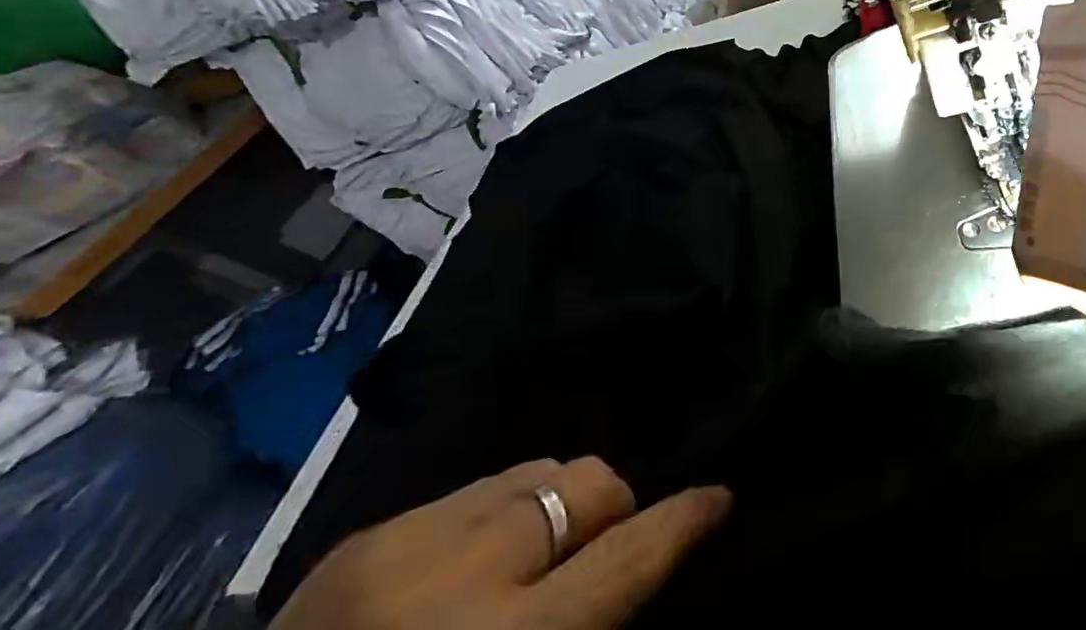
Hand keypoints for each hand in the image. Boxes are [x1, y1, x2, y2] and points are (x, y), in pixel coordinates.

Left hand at [273, 457, 730, 629]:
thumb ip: (579, 623)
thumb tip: (620, 571)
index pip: (623, 561)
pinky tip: (481, 552)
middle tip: (604, 548)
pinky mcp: (368, 532)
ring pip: (530, 470)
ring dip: (555, 501)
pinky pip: (472, 487)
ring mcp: (407, 540)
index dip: (679, 524)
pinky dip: (499, 509)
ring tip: (543, 547)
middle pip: (582, 485)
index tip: (717, 496)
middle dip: (612, 507)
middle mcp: (463, 574)